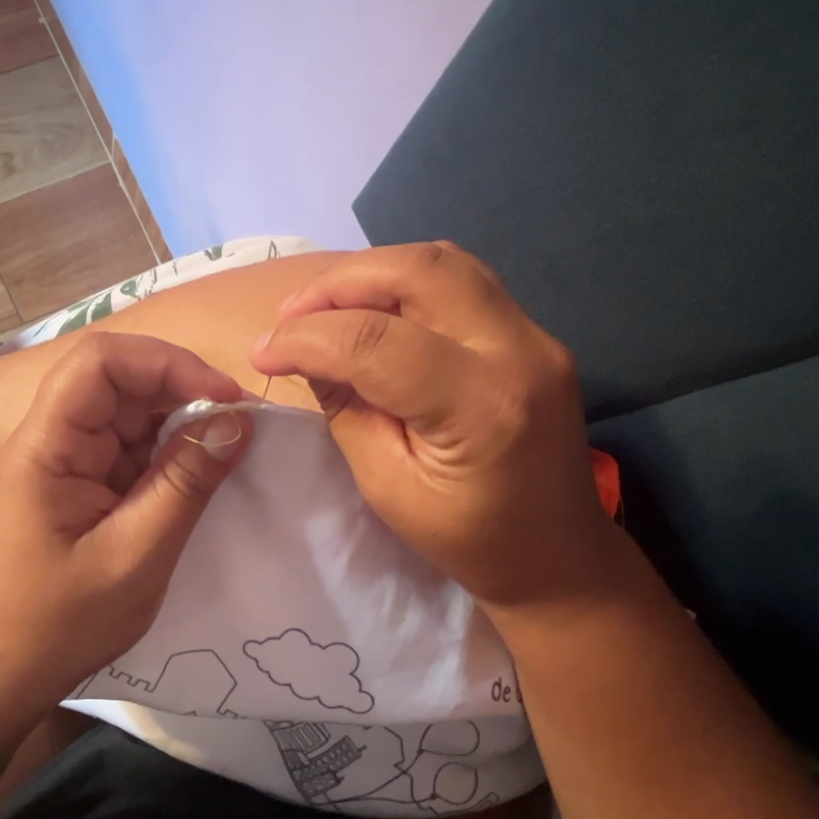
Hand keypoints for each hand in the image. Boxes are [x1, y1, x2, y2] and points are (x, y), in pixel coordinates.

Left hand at [0, 331, 252, 695]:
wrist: (15, 668)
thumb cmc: (67, 620)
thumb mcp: (137, 555)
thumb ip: (186, 484)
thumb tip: (240, 421)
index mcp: (46, 447)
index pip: (100, 364)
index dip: (167, 363)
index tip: (225, 398)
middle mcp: (53, 440)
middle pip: (119, 379)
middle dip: (184, 389)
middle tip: (243, 422)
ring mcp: (70, 460)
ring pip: (132, 411)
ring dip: (183, 420)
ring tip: (234, 446)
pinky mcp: (87, 482)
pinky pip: (135, 447)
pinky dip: (173, 451)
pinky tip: (205, 469)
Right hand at [252, 242, 616, 607]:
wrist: (556, 555)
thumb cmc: (468, 540)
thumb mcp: (388, 487)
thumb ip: (347, 412)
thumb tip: (308, 354)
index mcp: (480, 407)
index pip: (377, 341)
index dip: (307, 337)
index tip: (263, 351)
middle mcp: (517, 351)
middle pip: (421, 270)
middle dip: (340, 281)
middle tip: (290, 314)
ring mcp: (536, 336)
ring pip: (445, 263)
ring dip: (373, 274)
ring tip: (322, 308)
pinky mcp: (535, 336)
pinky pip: (463, 285)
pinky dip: (406, 287)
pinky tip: (372, 314)